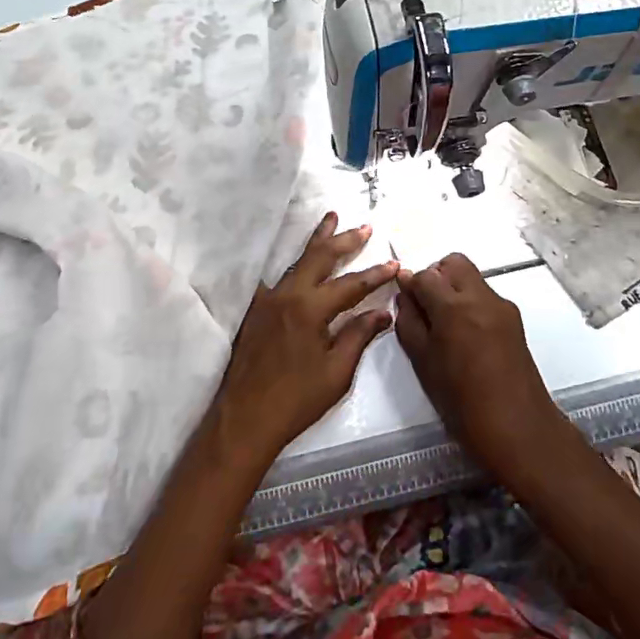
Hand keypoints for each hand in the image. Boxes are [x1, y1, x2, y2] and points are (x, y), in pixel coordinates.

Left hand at [208, 212, 397, 467]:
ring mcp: (267, 300)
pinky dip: (293, 264)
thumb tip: (382, 313)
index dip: (375, 275)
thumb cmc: (296, 400)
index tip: (395, 265)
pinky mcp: (254, 309)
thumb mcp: (337, 372)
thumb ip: (359, 336)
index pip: (351, 284)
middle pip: (319, 258)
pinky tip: (297, 261)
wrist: (245, 417)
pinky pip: (277, 277)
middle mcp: (287, 295)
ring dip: (317, 242)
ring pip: (296, 262)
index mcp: (310, 309)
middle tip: (364, 227)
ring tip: (330, 221)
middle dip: (344, 240)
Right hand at [395, 253, 570, 477]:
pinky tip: (466, 337)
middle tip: (426, 307)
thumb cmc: (461, 401)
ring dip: (454, 289)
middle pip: (454, 263)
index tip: (404, 298)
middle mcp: (481, 297)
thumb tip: (405, 296)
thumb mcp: (423, 362)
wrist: (517, 427)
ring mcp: (502, 307)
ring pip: (472, 278)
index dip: (411, 283)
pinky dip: (471, 304)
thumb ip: (410, 322)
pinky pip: (486, 297)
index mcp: (454, 307)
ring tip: (445, 326)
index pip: (425, 275)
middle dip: (436, 276)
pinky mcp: (514, 320)